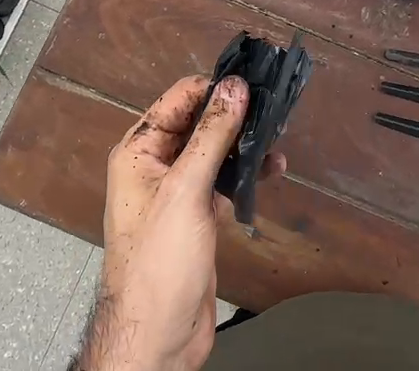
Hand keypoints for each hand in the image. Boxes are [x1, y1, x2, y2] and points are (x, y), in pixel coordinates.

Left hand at [81, 75, 282, 370]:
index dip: (214, 89)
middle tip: (274, 108)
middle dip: (235, 115)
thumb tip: (235, 87)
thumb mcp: (186, 189)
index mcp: (140, 151)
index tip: (253, 84)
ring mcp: (177, 191)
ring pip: (215, 151)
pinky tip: (272, 170)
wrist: (158, 334)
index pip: (180, 99)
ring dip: (245, 144)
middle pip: (199, 123)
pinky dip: (246, 172)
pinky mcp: (197, 214)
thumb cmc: (160, 260)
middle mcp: (156, 165)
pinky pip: (223, 179)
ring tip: (278, 141)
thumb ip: (212, 135)